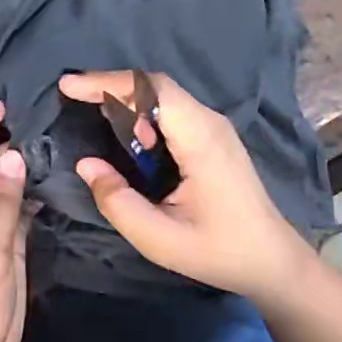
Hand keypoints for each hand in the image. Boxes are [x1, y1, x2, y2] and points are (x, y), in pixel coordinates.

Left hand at [0, 100, 28, 341]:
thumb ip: (2, 201)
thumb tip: (14, 154)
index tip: (3, 106)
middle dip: (3, 146)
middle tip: (41, 124)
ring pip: (0, 186)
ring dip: (20, 169)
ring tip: (52, 145)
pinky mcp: (2, 244)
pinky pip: (14, 208)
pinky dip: (30, 195)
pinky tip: (52, 181)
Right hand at [59, 71, 313, 300]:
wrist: (272, 259)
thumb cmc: (219, 250)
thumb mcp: (160, 238)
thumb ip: (118, 201)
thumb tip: (86, 164)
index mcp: (201, 139)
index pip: (152, 89)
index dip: (107, 81)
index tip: (69, 86)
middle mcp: (210, 122)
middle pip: (156, 86)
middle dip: (111, 86)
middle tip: (73, 97)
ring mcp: (215, 127)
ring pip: (164, 96)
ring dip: (127, 100)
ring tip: (94, 114)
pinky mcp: (214, 137)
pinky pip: (173, 111)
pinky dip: (143, 113)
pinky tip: (129, 135)